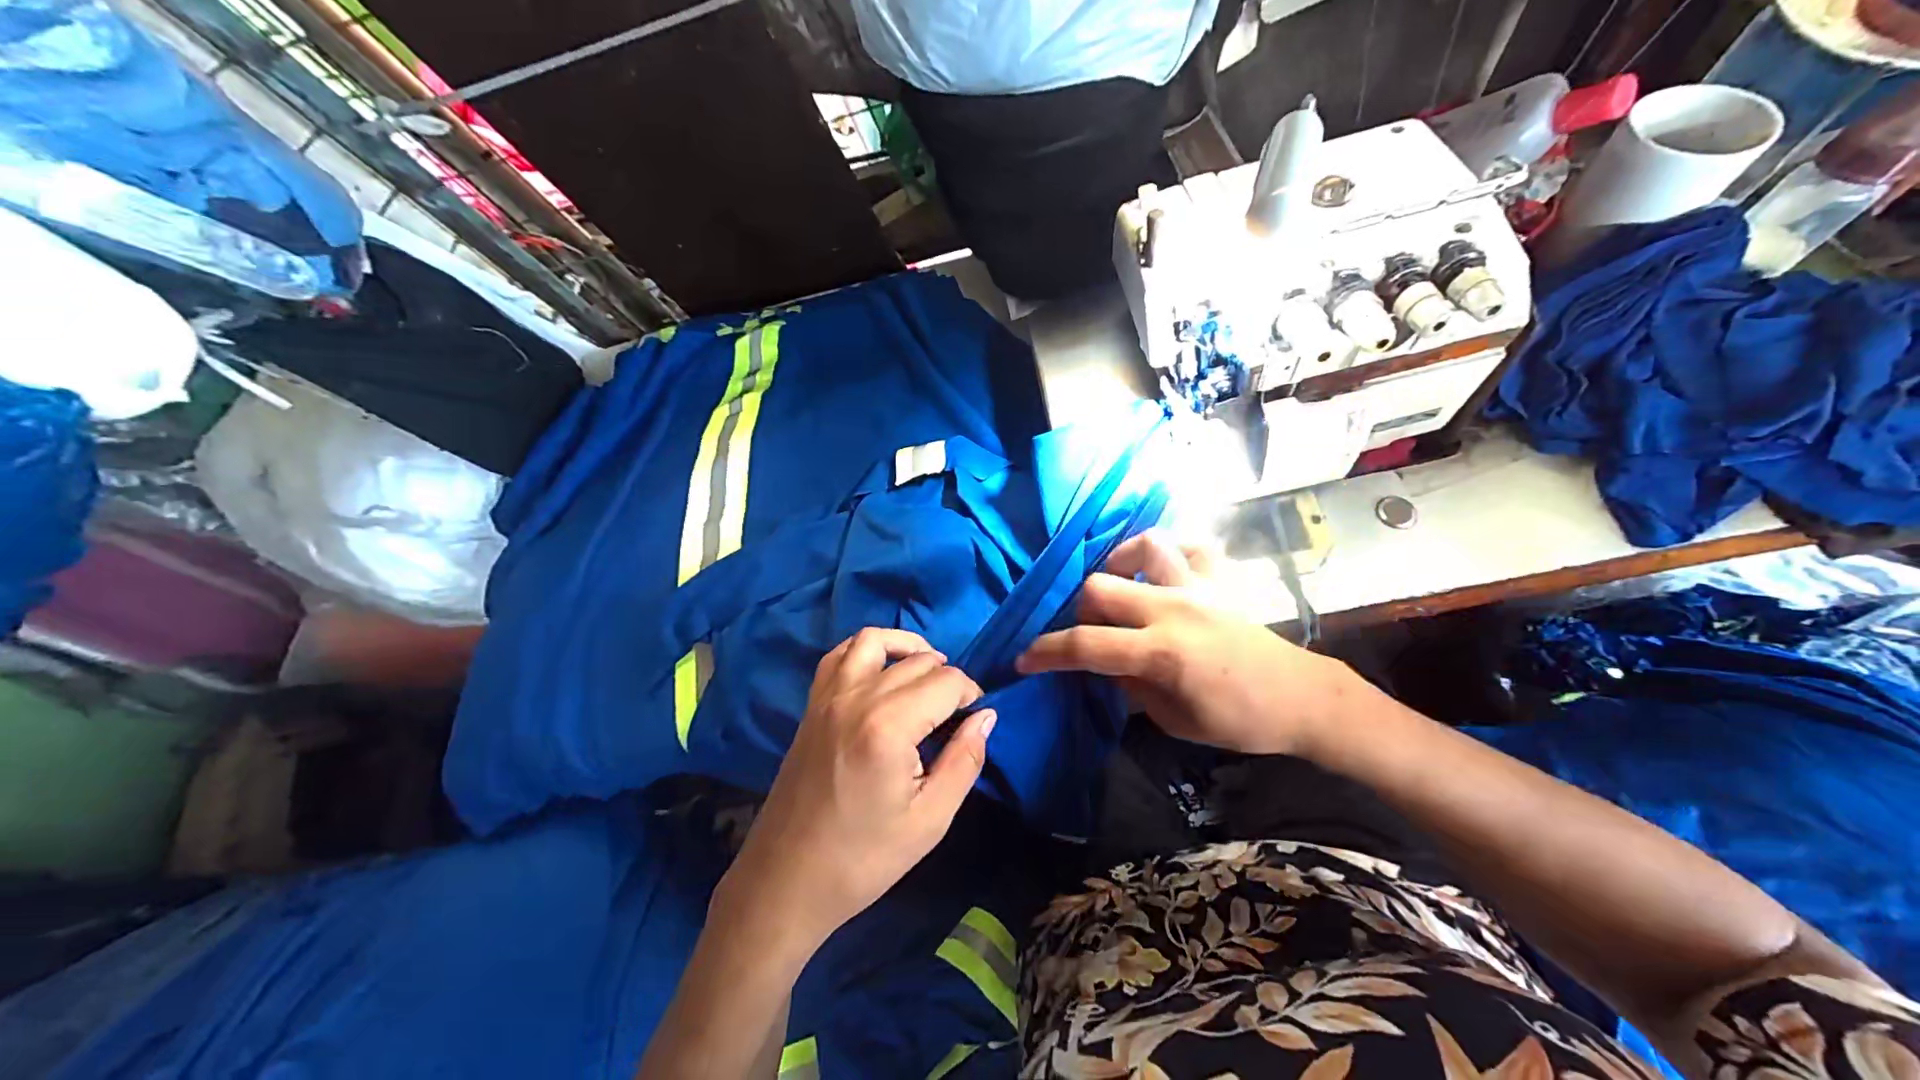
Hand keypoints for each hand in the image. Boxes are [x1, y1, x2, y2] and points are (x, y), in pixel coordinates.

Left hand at [717, 628, 994, 955]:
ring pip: (875, 640)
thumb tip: (986, 716)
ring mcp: (827, 697)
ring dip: (909, 650)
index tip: (975, 720)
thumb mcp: (931, 819)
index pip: (947, 681)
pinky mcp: (810, 705)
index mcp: (889, 726)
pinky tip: (882, 672)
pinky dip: (866, 650)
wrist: (787, 880)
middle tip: (956, 716)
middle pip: (918, 661)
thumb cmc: (864, 859)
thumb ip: (965, 760)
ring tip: (928, 677)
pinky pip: (839, 654)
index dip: (971, 694)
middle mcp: (856, 697)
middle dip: (947, 679)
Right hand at [1017, 532, 1363, 756]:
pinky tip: (1161, 572)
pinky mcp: (1220, 579)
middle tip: (1091, 633)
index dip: (1047, 652)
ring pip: (1143, 546)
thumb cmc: (1238, 721)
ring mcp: (1199, 587)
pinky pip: (1190, 545)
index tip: (1024, 659)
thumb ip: (1131, 686)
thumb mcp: (1173, 720)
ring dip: (1121, 564)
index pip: (1086, 645)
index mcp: (1160, 652)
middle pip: (1099, 586)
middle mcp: (1173, 608)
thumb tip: (1105, 665)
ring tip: (1121, 587)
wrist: (1301, 700)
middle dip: (1081, 610)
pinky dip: (1170, 553)